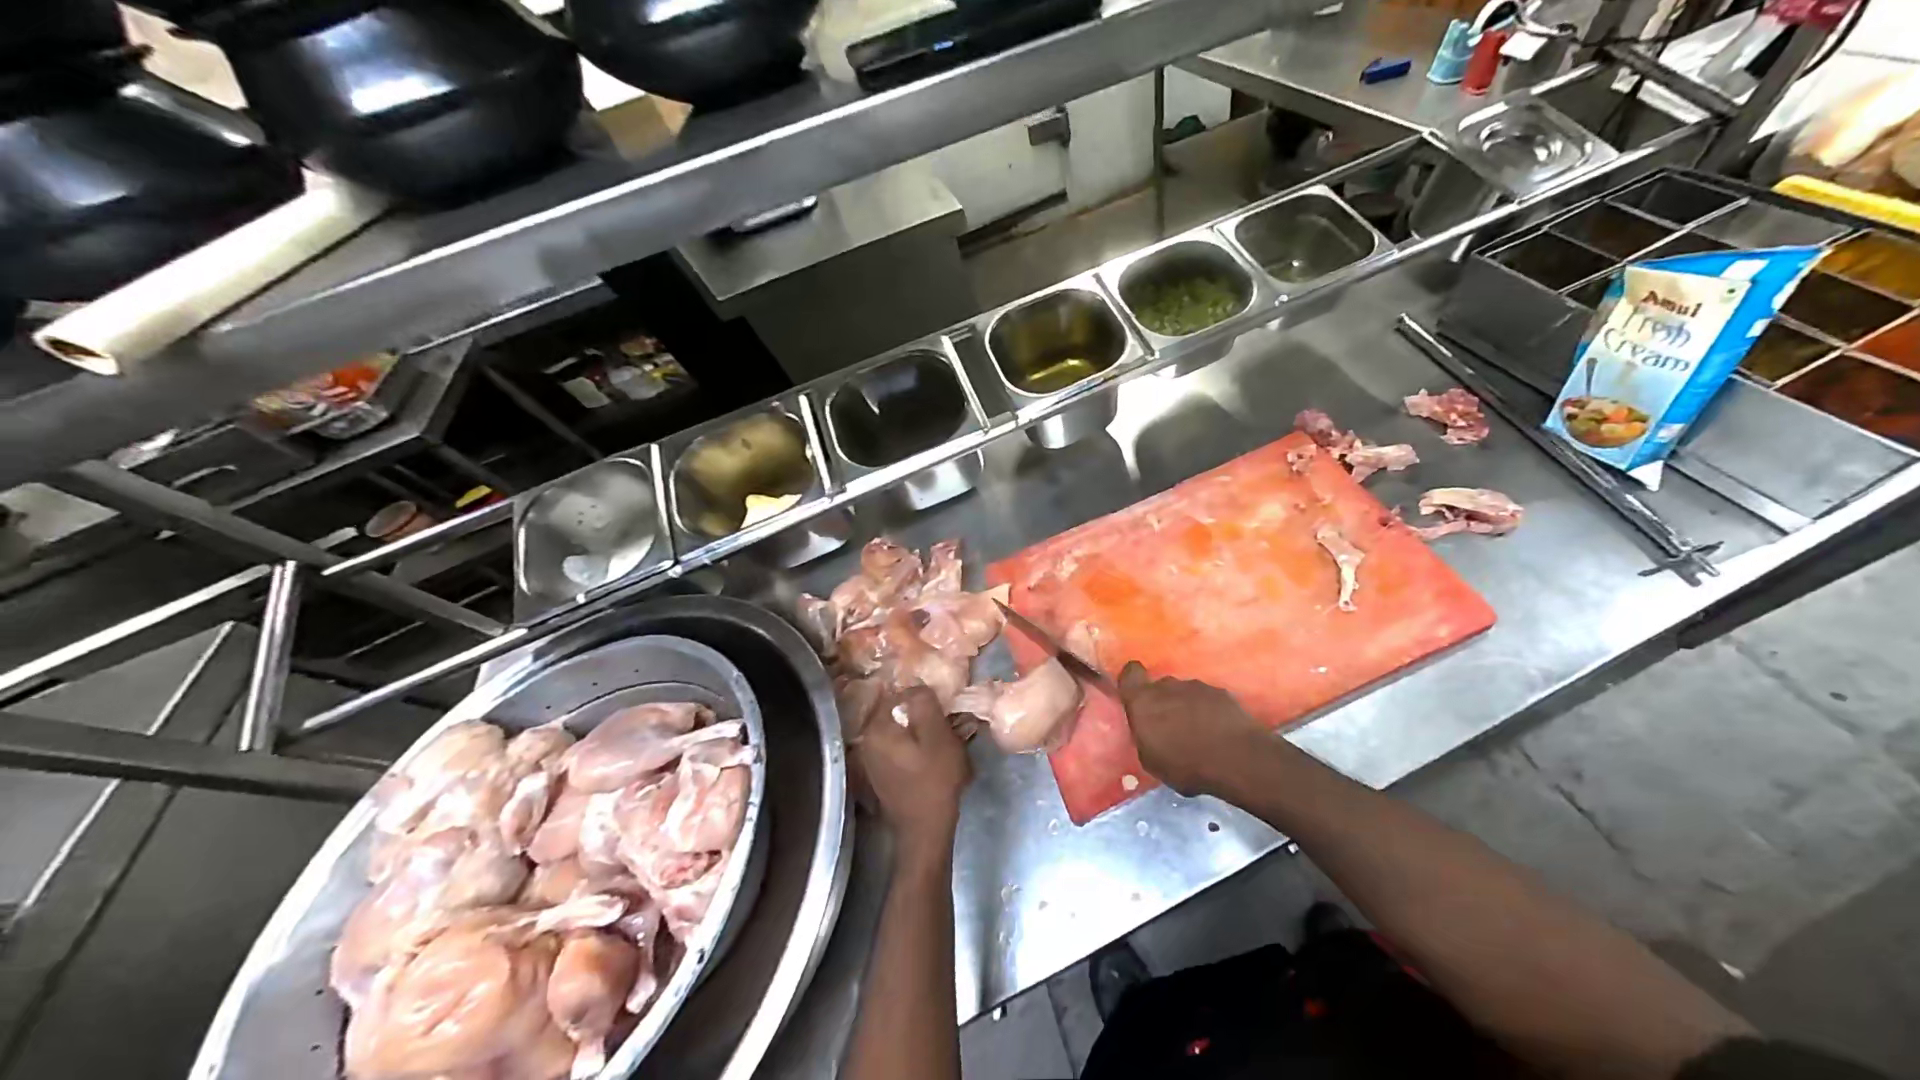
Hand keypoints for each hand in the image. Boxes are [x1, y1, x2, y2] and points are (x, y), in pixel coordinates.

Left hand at [856, 686, 972, 857]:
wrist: (925, 830)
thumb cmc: (935, 781)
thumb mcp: (938, 736)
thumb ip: (924, 704)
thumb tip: (916, 685)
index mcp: (876, 728)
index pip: (897, 694)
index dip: (921, 697)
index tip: (940, 706)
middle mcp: (866, 740)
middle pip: (896, 713)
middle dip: (920, 715)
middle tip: (945, 723)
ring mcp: (870, 759)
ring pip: (898, 731)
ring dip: (918, 732)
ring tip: (941, 741)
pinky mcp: (880, 774)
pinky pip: (898, 748)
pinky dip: (913, 748)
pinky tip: (930, 759)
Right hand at [1118, 662, 1273, 797]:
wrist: (1236, 759)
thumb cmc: (1185, 764)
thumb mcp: (1151, 761)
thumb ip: (1145, 736)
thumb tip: (1148, 730)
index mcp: (1143, 701)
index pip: (1130, 673)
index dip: (1133, 681)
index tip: (1137, 696)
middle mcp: (1167, 685)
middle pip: (1160, 686)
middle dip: (1163, 702)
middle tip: (1170, 728)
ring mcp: (1197, 686)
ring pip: (1185, 693)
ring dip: (1187, 707)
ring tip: (1199, 733)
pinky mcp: (1222, 693)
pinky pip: (1208, 700)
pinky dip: (1209, 712)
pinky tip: (1218, 733)